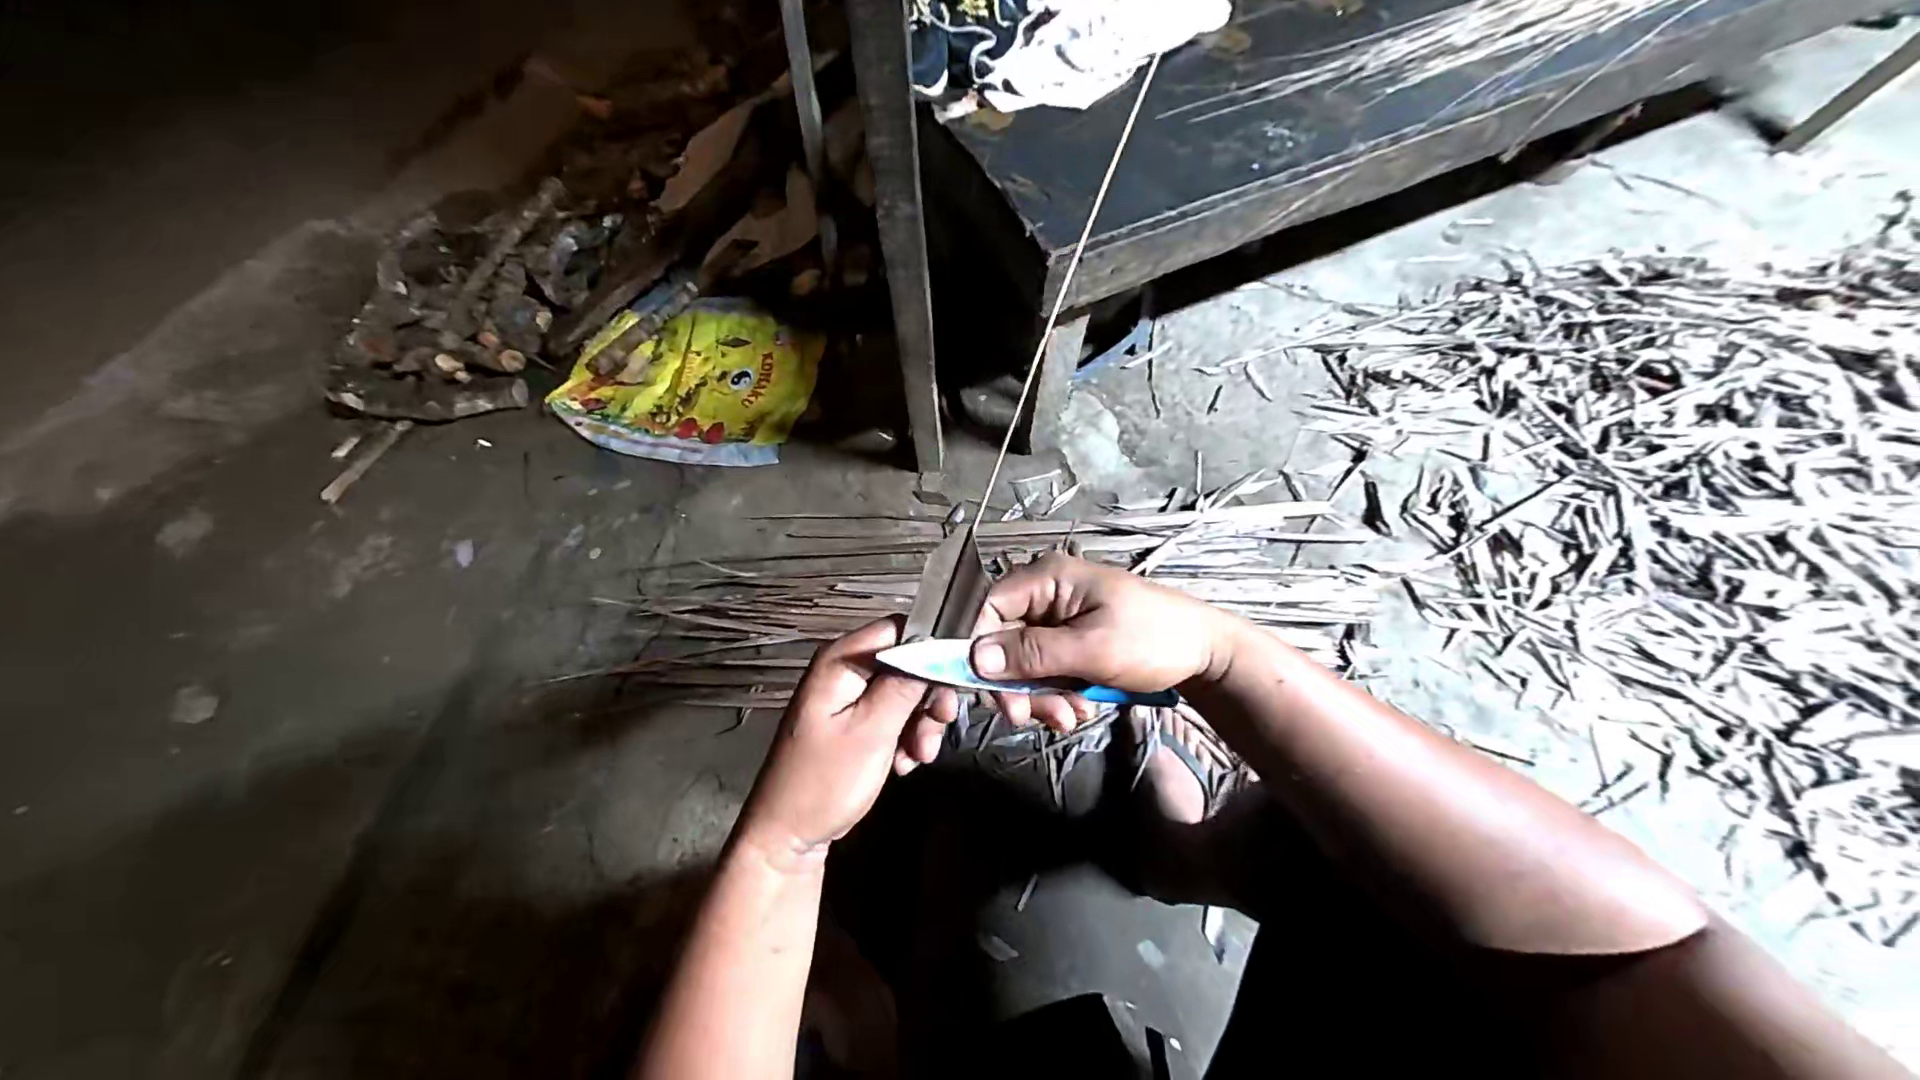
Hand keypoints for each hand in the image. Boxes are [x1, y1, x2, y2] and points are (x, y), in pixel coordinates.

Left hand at [735, 618, 927, 872]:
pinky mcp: (854, 719)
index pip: (899, 629)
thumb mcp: (872, 732)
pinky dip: (906, 736)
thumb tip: (933, 649)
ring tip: (917, 755)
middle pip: (906, 661)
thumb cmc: (822, 784)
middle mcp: (844, 669)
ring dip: (919, 722)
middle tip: (937, 728)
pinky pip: (893, 713)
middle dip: (927, 695)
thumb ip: (904, 686)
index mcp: (840, 661)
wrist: (788, 836)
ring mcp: (848, 696)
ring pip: (905, 690)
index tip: (951, 682)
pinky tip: (903, 762)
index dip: (931, 649)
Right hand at [969, 553, 1243, 693]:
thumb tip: (975, 659)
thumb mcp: (1091, 649)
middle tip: (1027, 717)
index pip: (990, 607)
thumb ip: (1031, 654)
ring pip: (1023, 662)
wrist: (1207, 654)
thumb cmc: (1153, 639)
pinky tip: (1077, 709)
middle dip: (1015, 683)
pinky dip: (1055, 694)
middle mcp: (1047, 596)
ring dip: (1038, 695)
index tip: (985, 686)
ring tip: (1068, 716)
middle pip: (1003, 640)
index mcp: (1049, 579)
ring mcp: (1059, 620)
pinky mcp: (1071, 644)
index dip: (978, 646)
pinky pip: (1045, 671)